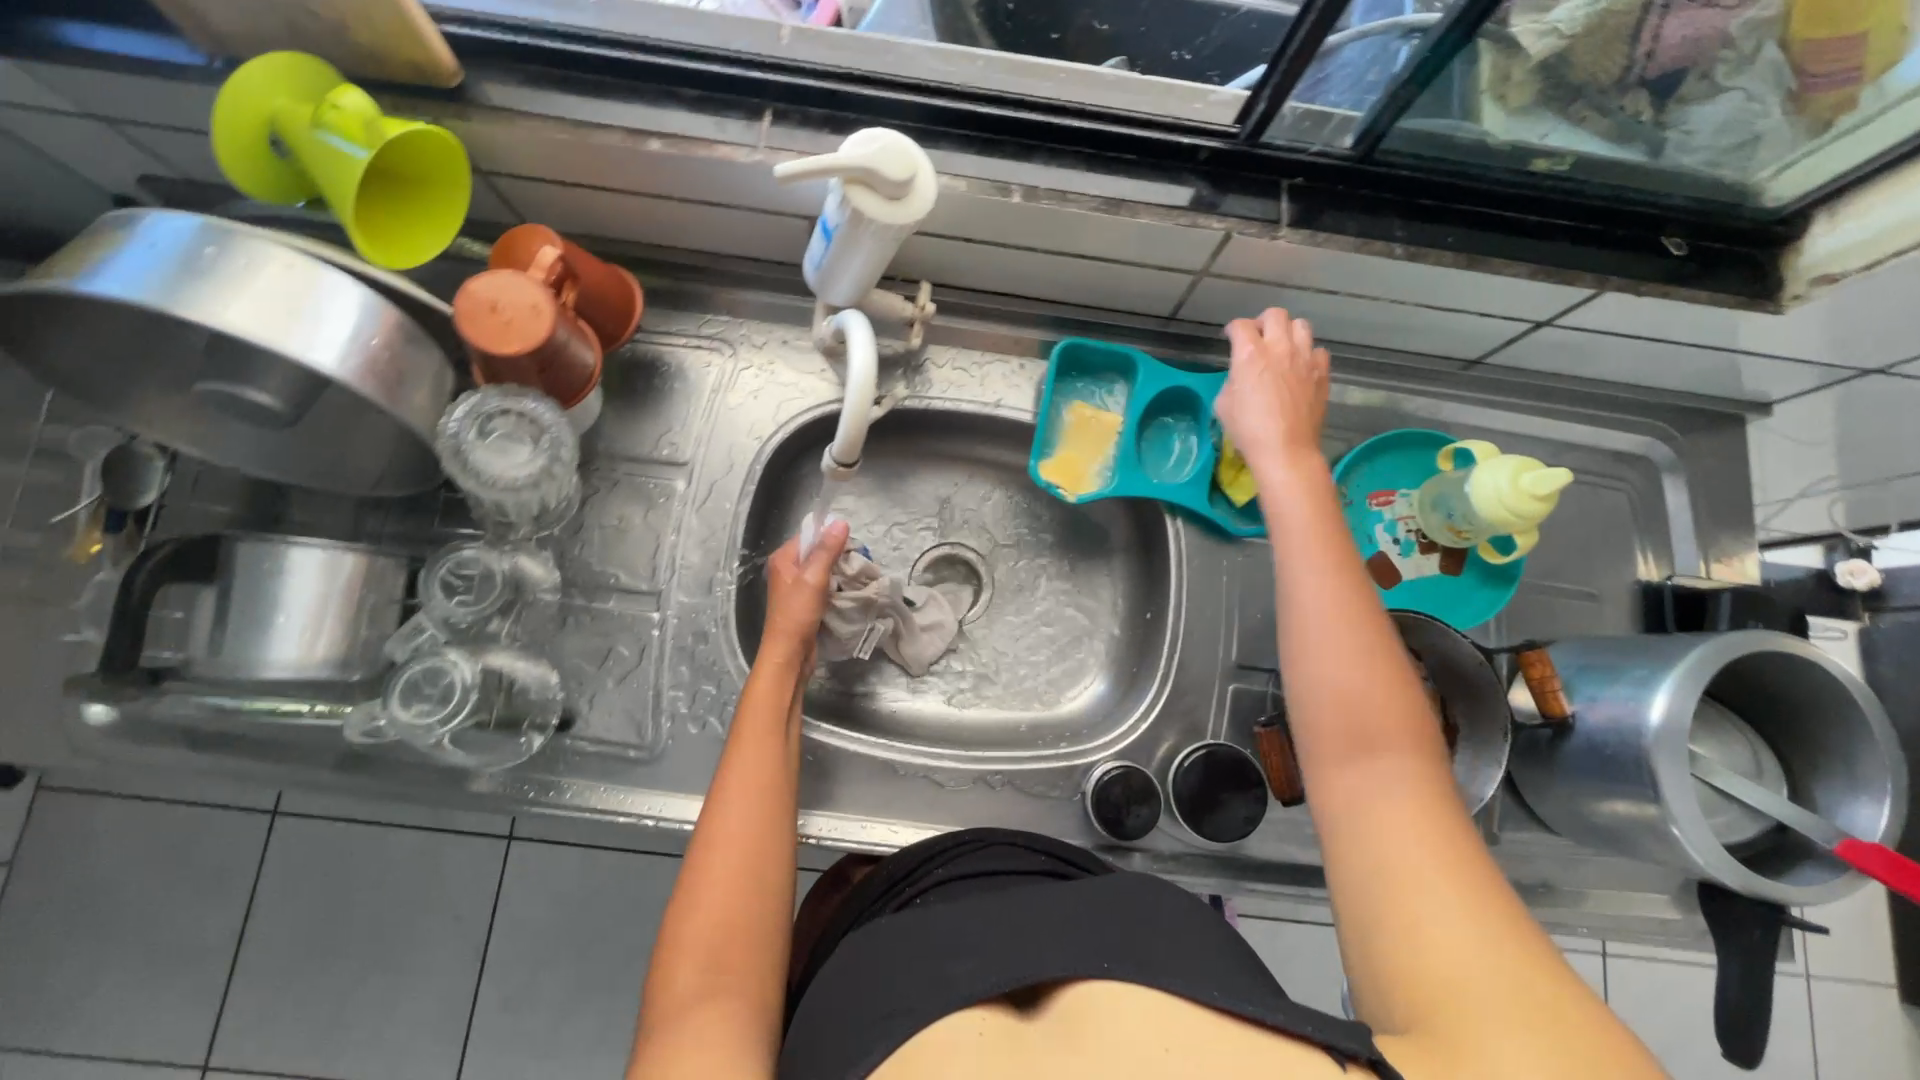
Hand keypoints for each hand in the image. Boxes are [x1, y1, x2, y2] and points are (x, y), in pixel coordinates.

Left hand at [761, 517, 849, 658]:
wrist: (790, 654)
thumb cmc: (798, 614)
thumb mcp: (814, 578)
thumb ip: (827, 550)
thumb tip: (841, 521)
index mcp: (784, 559)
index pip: (809, 534)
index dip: (830, 535)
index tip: (854, 543)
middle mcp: (787, 570)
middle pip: (817, 551)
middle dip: (838, 554)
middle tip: (859, 560)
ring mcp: (796, 587)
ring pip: (822, 569)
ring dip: (839, 571)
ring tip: (857, 573)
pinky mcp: (805, 602)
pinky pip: (824, 585)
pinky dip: (836, 585)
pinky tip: (848, 589)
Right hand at [1217, 308, 1330, 475]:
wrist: (1285, 449)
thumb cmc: (1248, 430)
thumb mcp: (1223, 404)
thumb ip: (1233, 379)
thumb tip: (1242, 375)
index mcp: (1250, 354)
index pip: (1240, 325)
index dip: (1233, 329)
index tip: (1231, 337)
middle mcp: (1279, 348)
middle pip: (1275, 314)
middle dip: (1263, 322)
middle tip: (1259, 337)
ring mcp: (1305, 358)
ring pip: (1301, 325)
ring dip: (1288, 332)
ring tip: (1283, 348)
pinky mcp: (1322, 372)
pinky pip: (1318, 350)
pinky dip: (1308, 354)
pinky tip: (1301, 368)